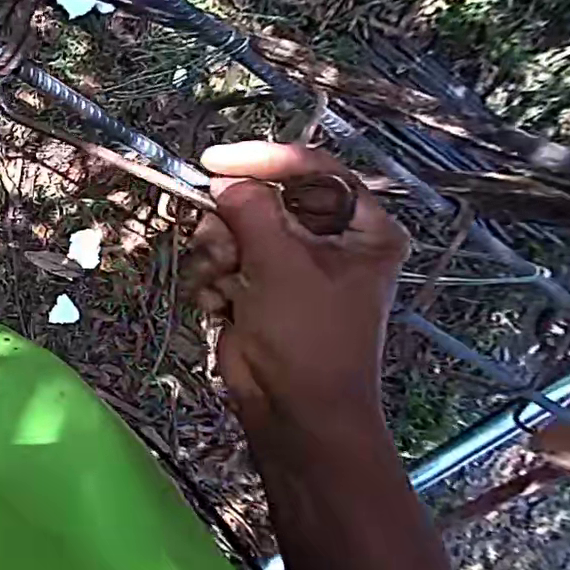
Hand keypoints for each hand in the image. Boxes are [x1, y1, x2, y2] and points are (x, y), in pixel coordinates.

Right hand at [182, 142, 407, 434]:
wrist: (291, 407)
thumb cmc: (308, 336)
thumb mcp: (284, 266)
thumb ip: (253, 213)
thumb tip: (223, 181)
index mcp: (357, 228)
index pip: (311, 172)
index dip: (263, 161)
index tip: (214, 162)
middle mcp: (319, 242)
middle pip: (260, 203)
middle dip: (233, 227)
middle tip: (226, 251)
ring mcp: (280, 267)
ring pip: (230, 233)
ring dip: (217, 258)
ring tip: (226, 286)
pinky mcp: (250, 289)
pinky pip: (217, 264)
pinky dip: (213, 283)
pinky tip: (223, 307)